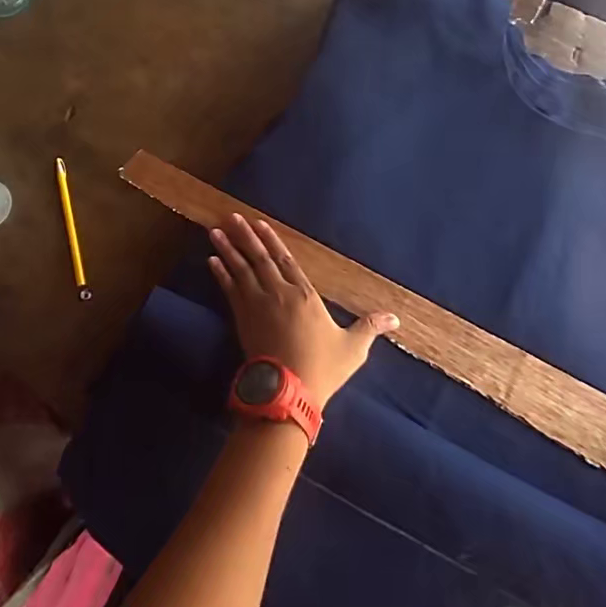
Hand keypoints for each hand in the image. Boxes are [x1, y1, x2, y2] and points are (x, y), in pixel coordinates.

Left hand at [207, 214, 397, 408]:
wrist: (288, 390)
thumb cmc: (322, 367)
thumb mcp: (353, 348)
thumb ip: (369, 328)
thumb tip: (395, 318)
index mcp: (305, 295)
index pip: (286, 260)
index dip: (272, 240)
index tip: (259, 224)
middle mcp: (279, 292)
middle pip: (260, 258)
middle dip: (245, 236)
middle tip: (232, 216)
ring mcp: (257, 304)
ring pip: (241, 269)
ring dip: (228, 248)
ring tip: (215, 231)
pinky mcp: (242, 318)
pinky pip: (229, 289)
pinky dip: (220, 274)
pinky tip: (211, 260)